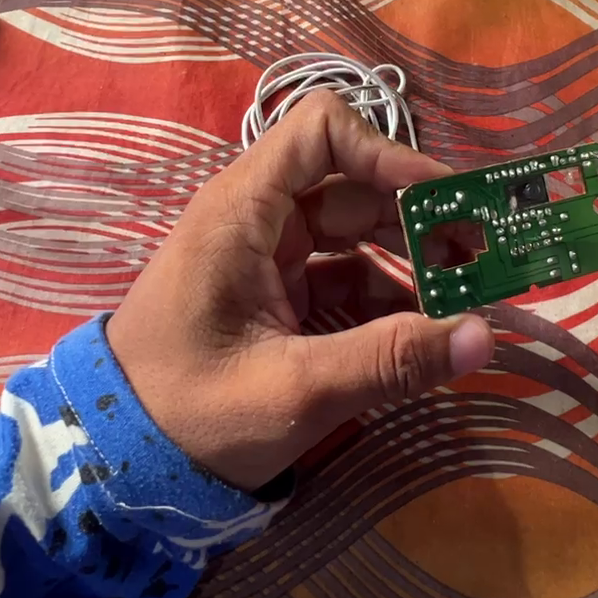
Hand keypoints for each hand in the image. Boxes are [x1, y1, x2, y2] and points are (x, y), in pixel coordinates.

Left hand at [106, 91, 494, 491]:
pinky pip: (346, 276)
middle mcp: (259, 218)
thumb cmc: (187, 414)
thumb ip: (388, 361)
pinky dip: (388, 295)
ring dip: (411, 257)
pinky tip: (426, 328)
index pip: (321, 131)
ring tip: (468, 294)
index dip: (386, 151)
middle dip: (419, 215)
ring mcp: (270, 257)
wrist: (113, 466)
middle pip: (353, 185)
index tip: (441, 198)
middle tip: (482, 254)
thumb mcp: (292, 390)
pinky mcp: (278, 294)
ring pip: (356, 232)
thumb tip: (484, 336)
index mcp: (245, 210)